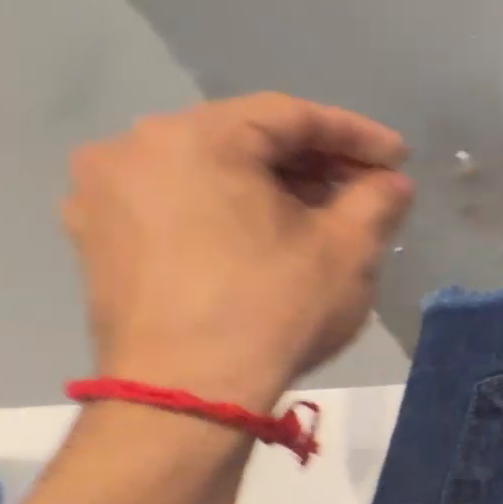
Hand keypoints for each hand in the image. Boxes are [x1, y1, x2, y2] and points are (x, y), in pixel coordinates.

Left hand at [62, 93, 411, 407]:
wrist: (188, 388)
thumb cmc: (275, 305)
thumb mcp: (349, 248)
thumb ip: (377, 199)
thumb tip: (391, 181)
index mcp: (195, 139)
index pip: (289, 115)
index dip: (355, 132)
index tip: (402, 157)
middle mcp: (135, 150)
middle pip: (243, 137)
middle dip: (315, 159)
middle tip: (370, 186)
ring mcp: (106, 193)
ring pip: (210, 168)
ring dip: (275, 183)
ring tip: (328, 214)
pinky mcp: (101, 236)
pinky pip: (179, 199)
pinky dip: (233, 206)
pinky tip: (274, 236)